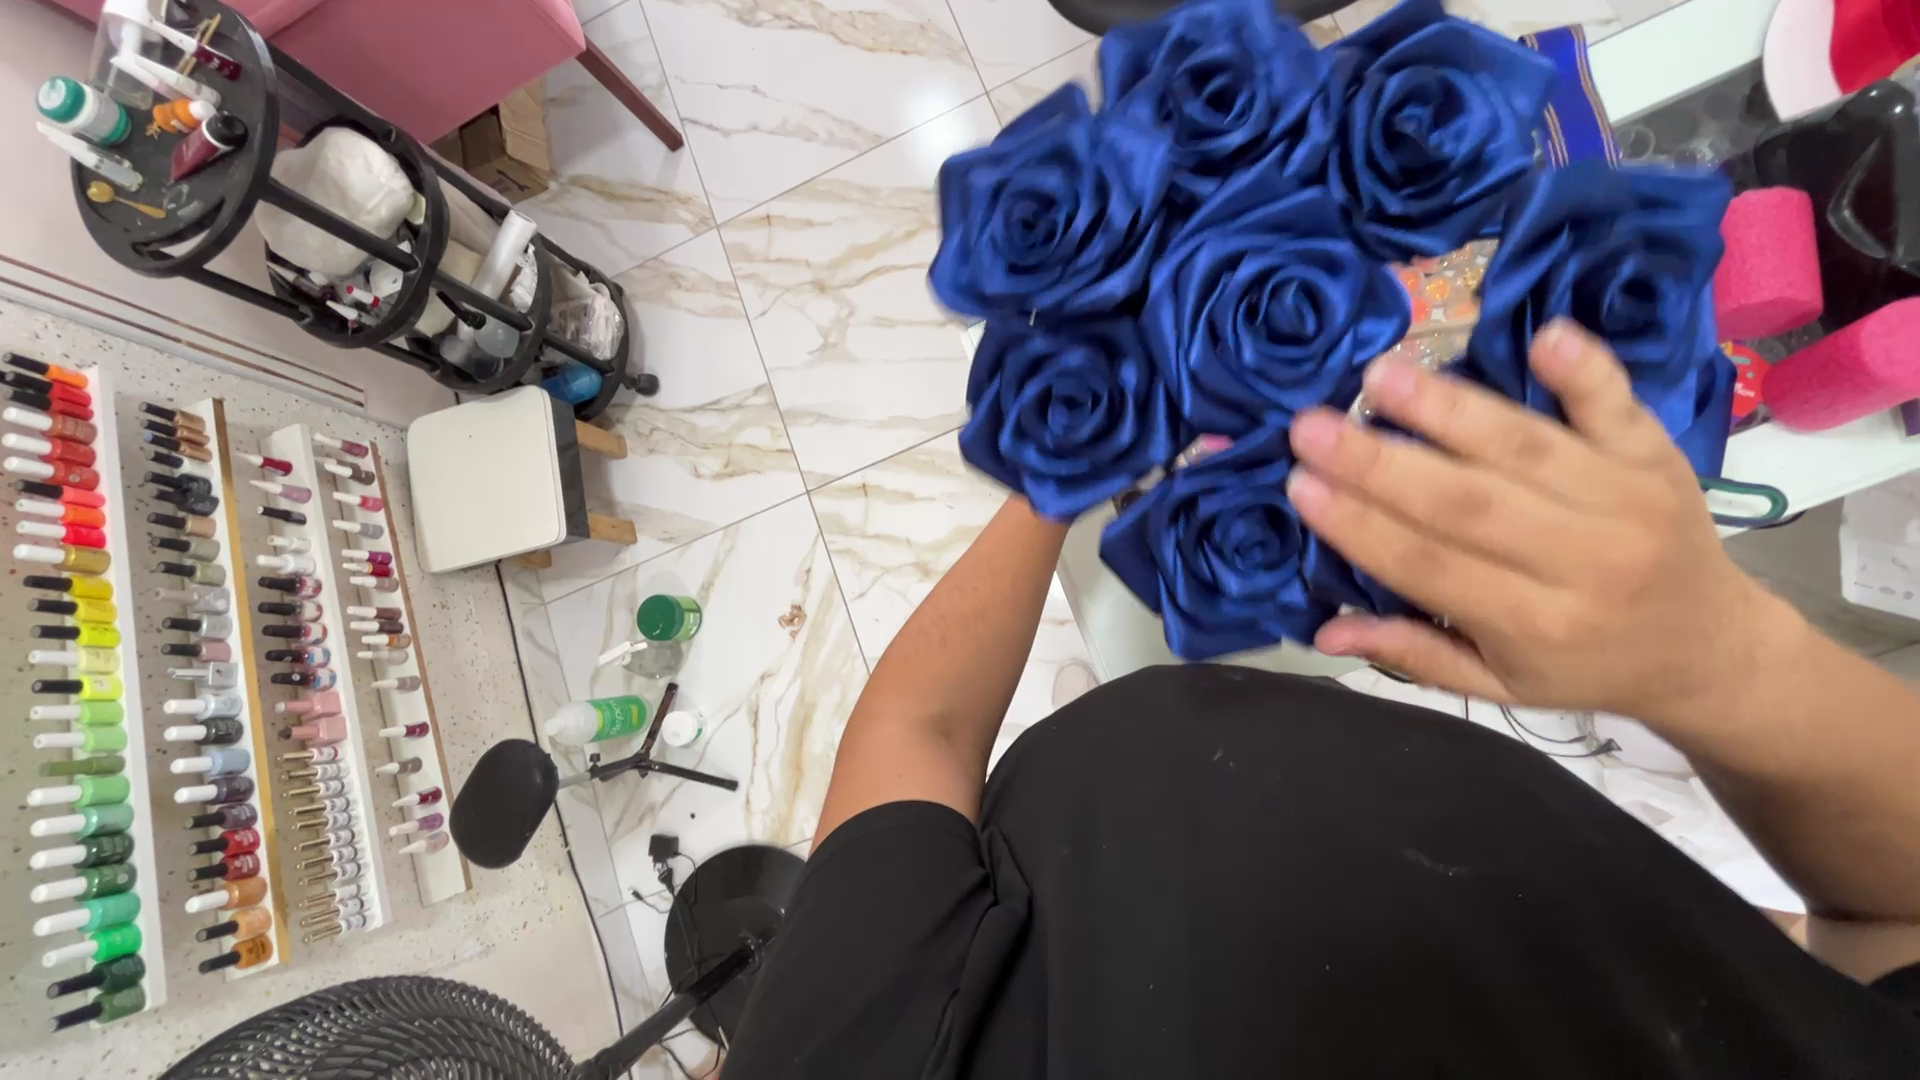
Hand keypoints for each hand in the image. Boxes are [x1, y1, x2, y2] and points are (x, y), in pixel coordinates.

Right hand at [1284, 319, 1802, 726]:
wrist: (1710, 649)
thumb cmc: (1581, 665)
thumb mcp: (1494, 685)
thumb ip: (1413, 653)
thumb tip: (1325, 635)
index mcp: (1535, 622)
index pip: (1429, 565)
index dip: (1359, 526)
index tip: (1300, 486)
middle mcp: (1584, 560)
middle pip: (1466, 501)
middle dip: (1378, 462)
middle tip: (1311, 426)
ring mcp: (1627, 500)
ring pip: (1522, 447)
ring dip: (1447, 407)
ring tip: (1379, 376)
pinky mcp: (1656, 458)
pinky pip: (1619, 407)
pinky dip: (1585, 371)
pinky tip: (1544, 334)